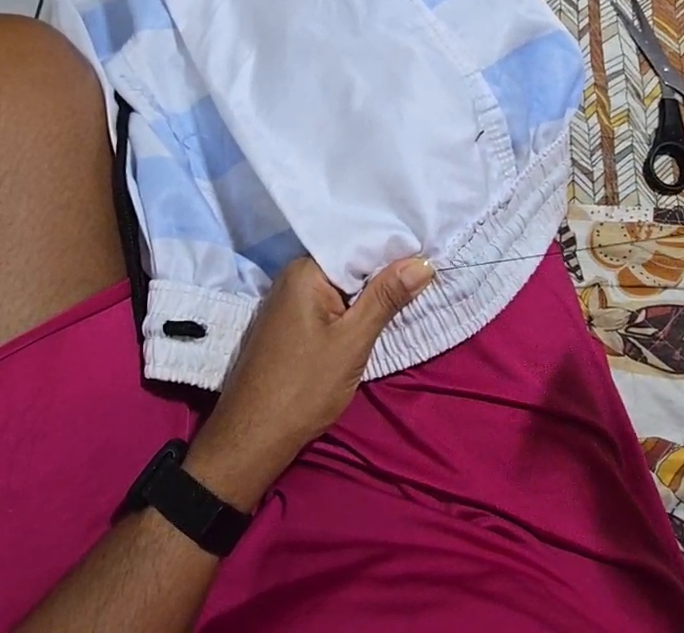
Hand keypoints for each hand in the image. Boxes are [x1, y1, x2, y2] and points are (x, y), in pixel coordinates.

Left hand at [185, 255, 433, 508]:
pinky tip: (378, 311)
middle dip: (386, 270)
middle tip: (431, 269)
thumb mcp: (353, 341)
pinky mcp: (290, 322)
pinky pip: (329, 302)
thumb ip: (387, 297)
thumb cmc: (304, 388)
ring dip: (371, 292)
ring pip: (341, 285)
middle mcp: (293, 277)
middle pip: (350, 263)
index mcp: (306, 270)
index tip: (431, 250)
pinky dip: (353, 307)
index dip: (395, 248)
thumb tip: (424, 261)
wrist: (253, 438)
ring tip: (416, 284)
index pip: (358, 243)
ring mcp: (289, 300)